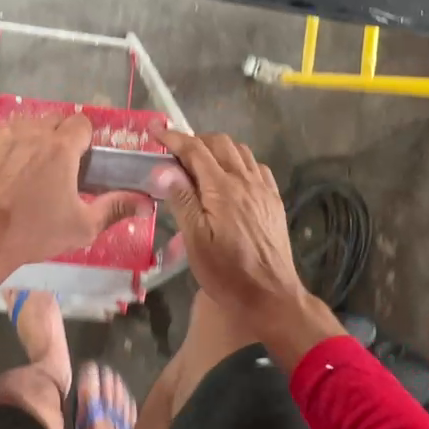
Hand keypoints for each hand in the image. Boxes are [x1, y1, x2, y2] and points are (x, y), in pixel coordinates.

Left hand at [0, 114, 138, 279]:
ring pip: (31, 122)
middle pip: (56, 120)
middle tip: (58, 165)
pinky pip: (7, 129)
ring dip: (37, 136)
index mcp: (62, 148)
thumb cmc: (36, 232)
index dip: (84, 140)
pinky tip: (10, 163)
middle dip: (61, 136)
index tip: (81, 160)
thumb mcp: (82, 226)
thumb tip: (147, 204)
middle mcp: (36, 132)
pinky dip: (13, 140)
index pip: (82, 123)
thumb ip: (116, 208)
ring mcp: (7, 134)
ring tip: (33, 164)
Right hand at [157, 131, 342, 365]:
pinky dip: (239, 162)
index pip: (194, 150)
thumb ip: (182, 200)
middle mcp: (244, 180)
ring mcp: (263, 189)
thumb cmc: (227, 273)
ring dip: (218, 149)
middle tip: (176, 154)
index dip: (173, 137)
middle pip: (219, 143)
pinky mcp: (274, 201)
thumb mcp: (195, 242)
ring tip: (201, 163)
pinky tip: (231, 178)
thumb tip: (165, 168)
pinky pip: (257, 167)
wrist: (272, 296)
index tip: (155, 131)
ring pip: (240, 151)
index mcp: (221, 188)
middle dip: (195, 141)